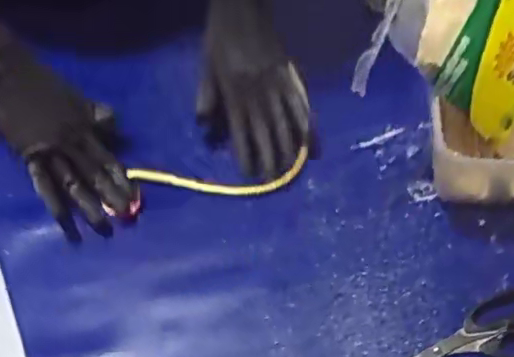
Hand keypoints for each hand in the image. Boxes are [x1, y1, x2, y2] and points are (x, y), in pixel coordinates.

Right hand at [0, 22, 137, 233]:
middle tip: (126, 217)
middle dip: (111, 197)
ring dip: (89, 207)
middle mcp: (71, 144)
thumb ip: (95, 113)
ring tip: (102, 228)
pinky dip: (56, 206)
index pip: (107, 159)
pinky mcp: (30, 158)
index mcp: (83, 129)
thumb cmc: (41, 84)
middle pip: (95, 174)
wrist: (4, 72)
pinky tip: (66, 224)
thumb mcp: (75, 97)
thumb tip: (115, 125)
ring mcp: (51, 152)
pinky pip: (45, 186)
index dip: (121, 179)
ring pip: (74, 184)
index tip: (134, 197)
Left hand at [198, 0, 310, 180]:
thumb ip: (206, 97)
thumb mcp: (206, 66)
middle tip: (275, 181)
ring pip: (285, 125)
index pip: (242, 136)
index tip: (251, 176)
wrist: (243, 5)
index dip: (247, 158)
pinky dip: (307, 125)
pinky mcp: (290, 75)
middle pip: (267, 136)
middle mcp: (257, 95)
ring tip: (291, 169)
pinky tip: (310, 143)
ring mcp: (276, 86)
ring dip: (289, 150)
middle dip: (271, 161)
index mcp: (235, 96)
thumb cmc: (220, 37)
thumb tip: (204, 127)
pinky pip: (301, 104)